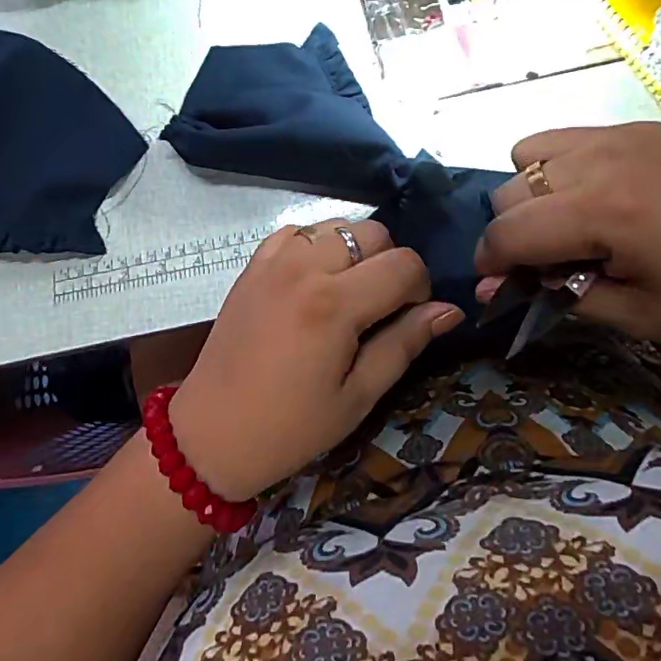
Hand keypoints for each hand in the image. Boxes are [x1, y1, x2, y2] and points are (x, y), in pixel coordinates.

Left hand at [168, 219, 463, 499]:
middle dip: (391, 263)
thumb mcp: (359, 396)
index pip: (404, 264)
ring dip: (355, 251)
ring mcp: (274, 261)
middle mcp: (304, 267)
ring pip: (337, 225)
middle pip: (374, 232)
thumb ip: (405, 343)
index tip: (409, 319)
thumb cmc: (290, 427)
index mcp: (334, 303)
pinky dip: (316, 245)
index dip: (421, 289)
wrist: (211, 435)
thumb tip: (450, 309)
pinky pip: (297, 232)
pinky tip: (314, 280)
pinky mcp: (253, 265)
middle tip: (381, 307)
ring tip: (348, 293)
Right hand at [474, 123, 660, 350]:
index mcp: (605, 210)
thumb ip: (558, 294)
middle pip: (512, 188)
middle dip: (514, 231)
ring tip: (572, 225)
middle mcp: (605, 157)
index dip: (491, 263)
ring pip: (532, 151)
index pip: (508, 230)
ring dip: (534, 192)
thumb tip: (505, 284)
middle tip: (548, 266)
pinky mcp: (645, 127)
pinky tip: (603, 200)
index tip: (498, 289)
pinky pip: (573, 139)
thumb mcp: (635, 317)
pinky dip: (566, 168)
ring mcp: (625, 134)